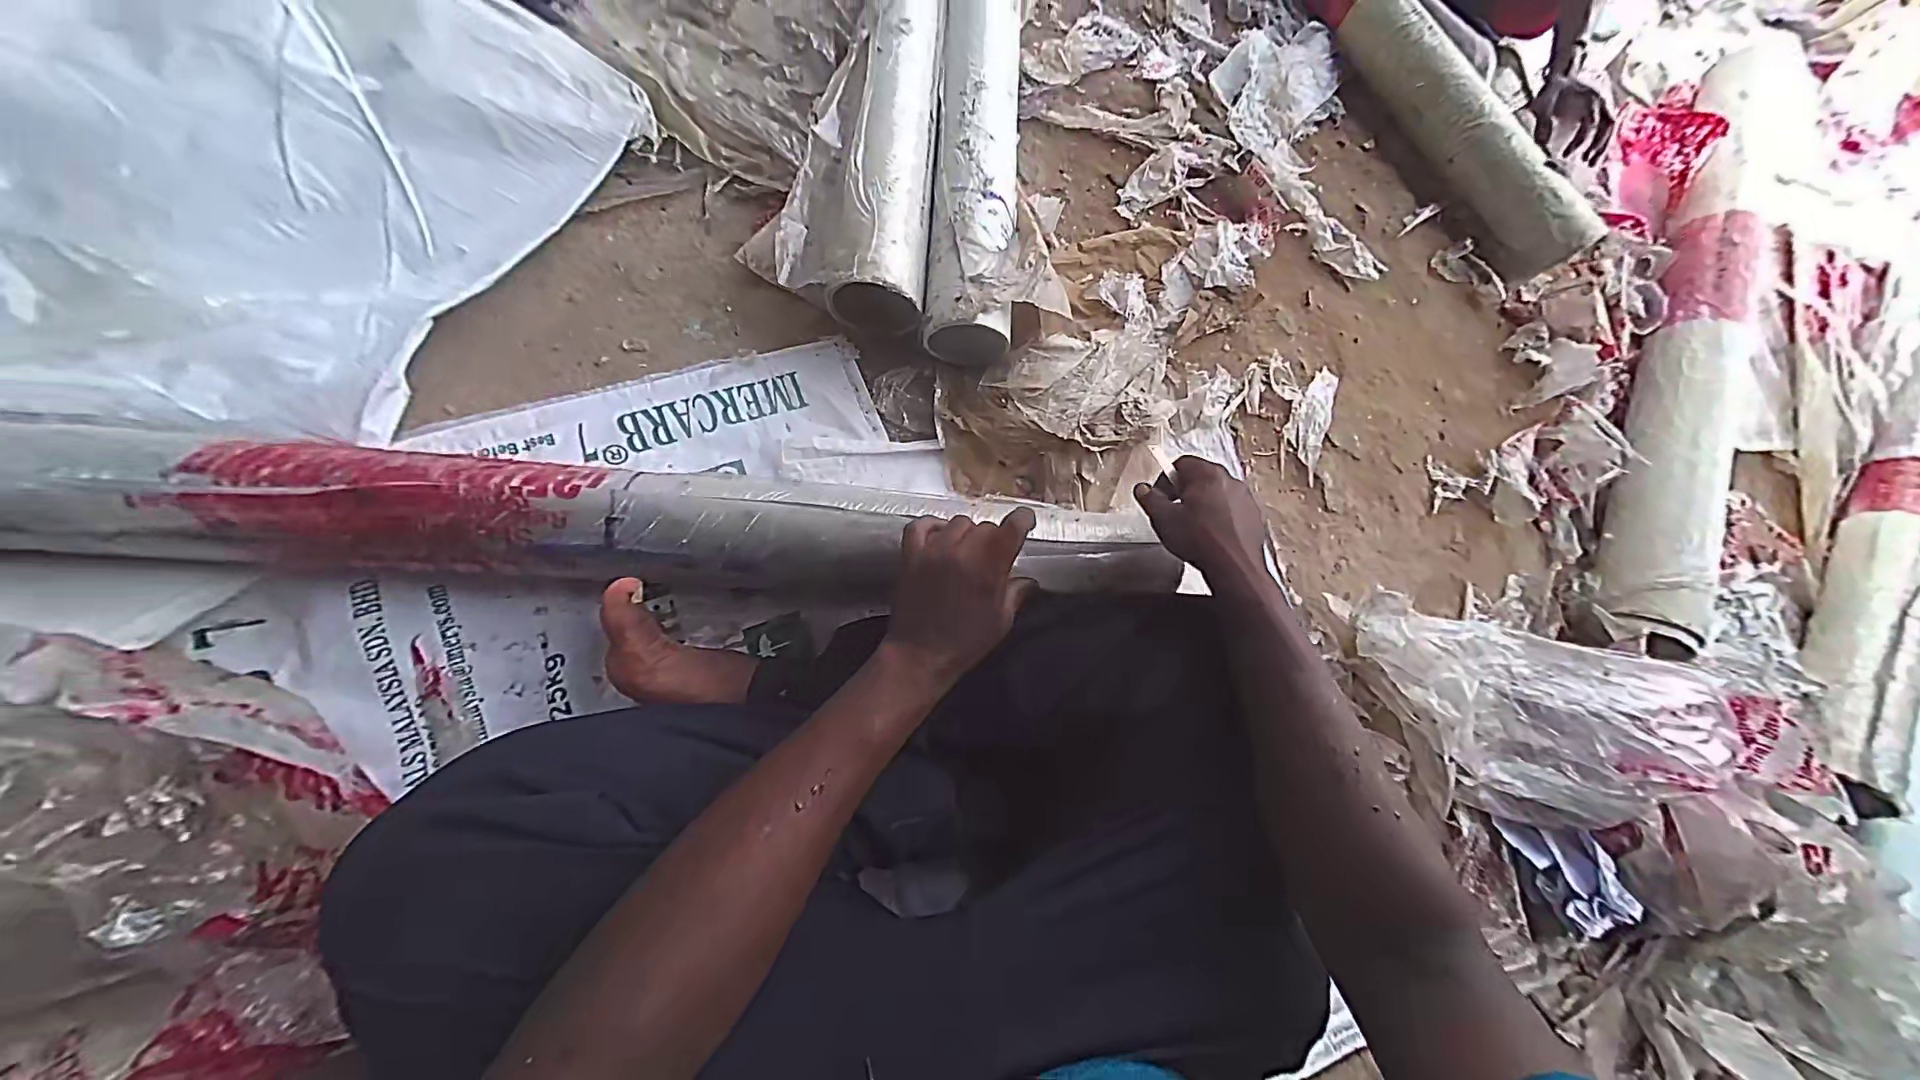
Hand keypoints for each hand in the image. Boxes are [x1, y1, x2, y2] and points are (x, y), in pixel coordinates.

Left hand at [882, 508, 1037, 683]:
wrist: (919, 656)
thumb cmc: (964, 644)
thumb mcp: (1001, 621)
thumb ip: (1016, 594)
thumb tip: (1028, 581)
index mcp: (988, 566)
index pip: (1011, 526)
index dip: (1022, 520)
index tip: (1025, 522)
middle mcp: (961, 551)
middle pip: (985, 526)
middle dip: (994, 538)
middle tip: (993, 558)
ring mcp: (933, 551)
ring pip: (958, 522)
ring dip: (968, 534)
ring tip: (968, 552)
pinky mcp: (910, 556)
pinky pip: (922, 526)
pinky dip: (934, 526)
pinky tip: (941, 537)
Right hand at [1133, 457, 1272, 591]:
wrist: (1234, 565)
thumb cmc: (1201, 540)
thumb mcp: (1163, 519)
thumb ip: (1150, 499)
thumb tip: (1143, 490)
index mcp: (1206, 475)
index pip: (1182, 463)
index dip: (1166, 479)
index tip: (1159, 494)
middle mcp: (1229, 481)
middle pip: (1201, 477)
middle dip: (1184, 492)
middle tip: (1173, 511)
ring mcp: (1244, 498)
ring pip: (1217, 494)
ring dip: (1203, 505)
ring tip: (1191, 527)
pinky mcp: (1253, 516)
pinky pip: (1231, 510)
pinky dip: (1219, 518)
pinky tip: (1209, 536)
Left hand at [1528, 73, 1612, 166]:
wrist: (1563, 73)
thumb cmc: (1552, 89)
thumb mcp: (1544, 104)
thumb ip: (1543, 122)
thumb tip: (1541, 143)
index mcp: (1592, 99)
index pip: (1592, 123)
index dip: (1580, 141)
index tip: (1566, 155)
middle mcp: (1603, 102)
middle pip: (1609, 126)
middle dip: (1599, 146)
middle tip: (1588, 163)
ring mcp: (1604, 105)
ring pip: (1610, 127)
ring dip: (1602, 145)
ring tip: (1591, 163)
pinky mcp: (1600, 110)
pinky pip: (1606, 126)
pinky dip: (1601, 140)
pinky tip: (1592, 153)